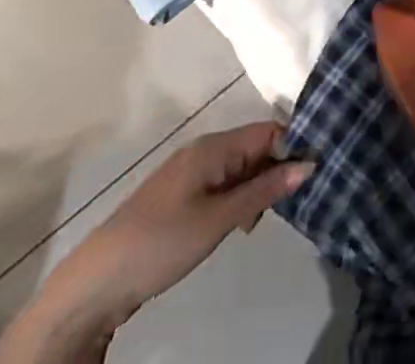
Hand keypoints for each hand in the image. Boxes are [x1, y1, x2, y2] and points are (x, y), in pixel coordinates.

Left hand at [0, 122, 312, 363]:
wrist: (97, 282)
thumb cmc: (163, 242)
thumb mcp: (221, 218)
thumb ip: (265, 190)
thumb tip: (309, 164)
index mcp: (213, 147)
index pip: (268, 131)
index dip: (293, 147)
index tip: (317, 172)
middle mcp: (203, 151)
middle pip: (255, 147)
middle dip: (277, 170)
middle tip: (293, 203)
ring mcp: (190, 173)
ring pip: (241, 168)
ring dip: (258, 188)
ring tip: (262, 220)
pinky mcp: (183, 195)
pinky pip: (224, 184)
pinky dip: (238, 199)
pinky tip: (240, 224)